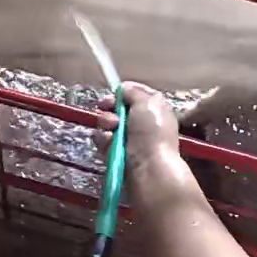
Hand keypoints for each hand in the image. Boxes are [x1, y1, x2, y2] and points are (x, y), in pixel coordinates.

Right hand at [99, 82, 199, 211]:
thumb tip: (123, 89)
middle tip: (106, 107)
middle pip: (117, 107)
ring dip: (106, 122)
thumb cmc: (152, 132)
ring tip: (113, 128)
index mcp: (154, 109)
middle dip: (110, 106)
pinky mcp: (114, 152)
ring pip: (106, 122)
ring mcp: (127, 138)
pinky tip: (108, 142)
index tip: (116, 91)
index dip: (124, 91)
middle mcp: (141, 122)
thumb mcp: (147, 102)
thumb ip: (133, 92)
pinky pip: (101, 139)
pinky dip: (103, 139)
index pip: (136, 93)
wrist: (148, 167)